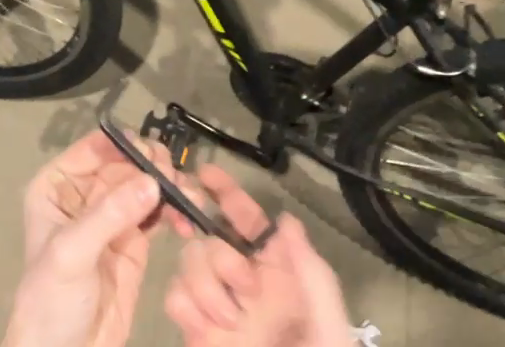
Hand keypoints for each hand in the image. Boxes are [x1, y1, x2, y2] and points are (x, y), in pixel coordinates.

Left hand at [3, 130, 177, 346]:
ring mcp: (112, 215)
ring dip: (171, 187)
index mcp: (58, 185)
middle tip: (175, 180)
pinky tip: (188, 218)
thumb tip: (152, 182)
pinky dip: (176, 210)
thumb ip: (109, 216)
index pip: (94, 149)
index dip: (124, 145)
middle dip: (154, 166)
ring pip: (146, 184)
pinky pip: (159, 211)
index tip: (153, 156)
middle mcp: (85, 192)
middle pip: (127, 162)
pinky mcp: (135, 239)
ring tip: (189, 201)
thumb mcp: (72, 254)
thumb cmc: (52, 301)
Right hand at [163, 165, 352, 346]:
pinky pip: (174, 297)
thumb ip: (311, 274)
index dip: (227, 192)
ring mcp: (217, 306)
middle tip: (247, 292)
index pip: (247, 220)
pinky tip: (206, 329)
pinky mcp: (196, 330)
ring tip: (230, 323)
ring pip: (187, 263)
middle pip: (209, 237)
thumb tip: (286, 221)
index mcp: (278, 272)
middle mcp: (243, 281)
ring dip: (205, 286)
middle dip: (221, 257)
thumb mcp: (330, 329)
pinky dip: (186, 307)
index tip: (204, 173)